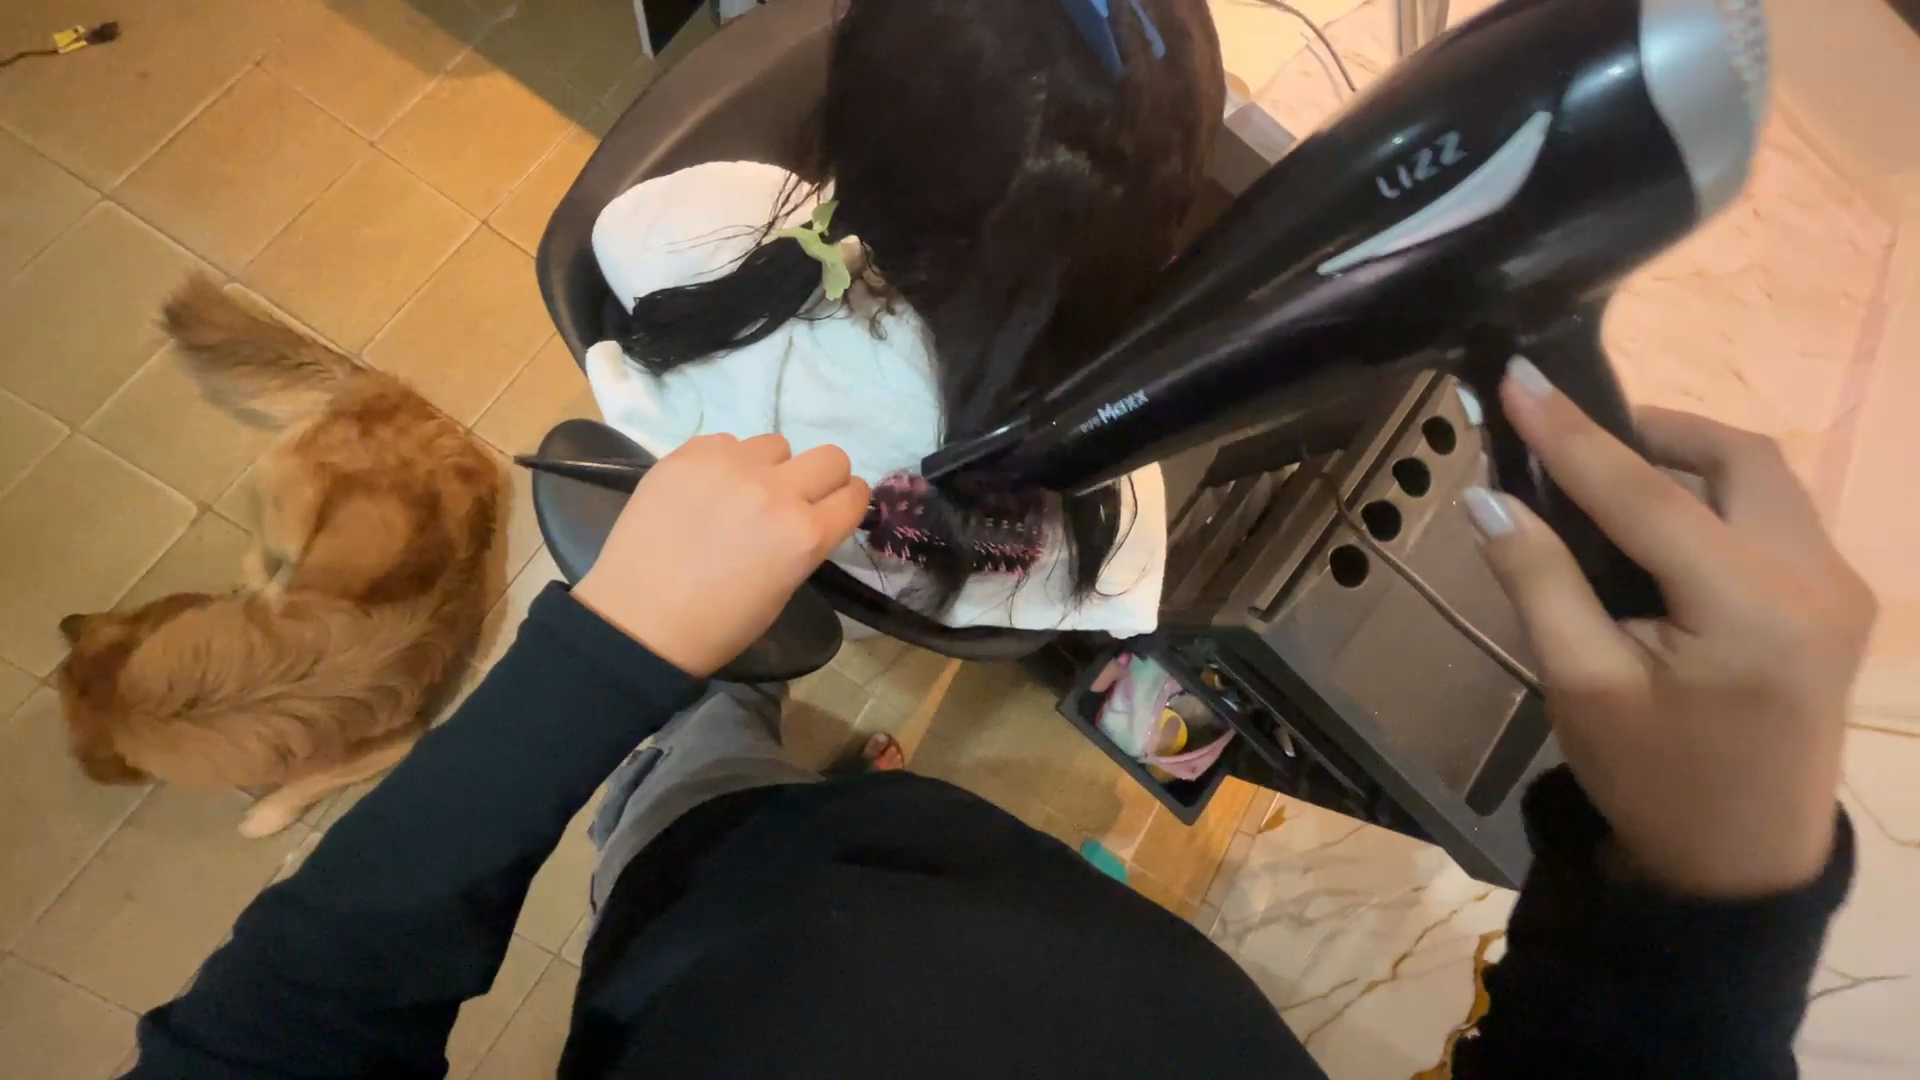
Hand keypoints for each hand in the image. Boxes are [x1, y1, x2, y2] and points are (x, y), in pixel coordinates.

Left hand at [572, 434, 869, 676]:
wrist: (639, 620)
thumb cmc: (720, 622)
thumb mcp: (785, 586)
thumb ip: (807, 540)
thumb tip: (810, 512)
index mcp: (806, 535)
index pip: (854, 494)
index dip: (848, 500)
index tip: (834, 507)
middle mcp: (776, 492)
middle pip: (830, 456)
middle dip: (822, 477)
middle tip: (795, 498)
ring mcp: (731, 467)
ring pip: (776, 444)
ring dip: (770, 467)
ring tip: (740, 495)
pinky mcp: (690, 455)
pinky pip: (728, 442)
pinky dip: (726, 462)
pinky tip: (705, 492)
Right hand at [1467, 358, 1874, 897]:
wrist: (1737, 853)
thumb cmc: (1647, 771)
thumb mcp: (1575, 680)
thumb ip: (1536, 580)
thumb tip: (1488, 500)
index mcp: (1752, 608)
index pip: (1648, 495)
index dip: (1573, 435)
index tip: (1519, 380)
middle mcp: (1817, 579)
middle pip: (1739, 462)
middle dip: (1650, 430)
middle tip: (1565, 434)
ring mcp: (1836, 589)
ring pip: (1761, 482)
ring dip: (1678, 459)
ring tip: (1596, 470)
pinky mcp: (1828, 602)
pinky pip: (1764, 515)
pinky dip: (1700, 493)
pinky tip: (1645, 519)